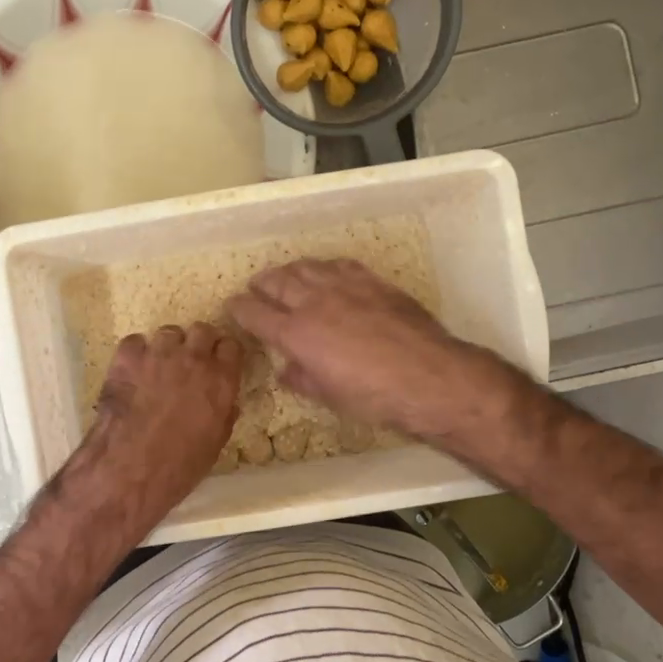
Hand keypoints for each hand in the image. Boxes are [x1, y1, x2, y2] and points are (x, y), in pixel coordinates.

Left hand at [72, 323, 242, 526]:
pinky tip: (132, 371)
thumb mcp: (215, 443)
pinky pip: (134, 342)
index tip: (218, 364)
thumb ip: (224, 414)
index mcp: (221, 380)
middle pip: (202, 330)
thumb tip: (227, 402)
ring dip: (168, 347)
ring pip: (169, 332)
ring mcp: (158, 355)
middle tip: (189, 363)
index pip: (231, 346)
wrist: (131, 469)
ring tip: (159, 366)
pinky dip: (135, 353)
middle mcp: (193, 359)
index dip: (224, 354)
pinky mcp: (127, 358)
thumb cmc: (180, 465)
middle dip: (198, 343)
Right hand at [226, 259, 492, 438]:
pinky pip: (340, 265)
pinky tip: (326, 272)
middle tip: (255, 287)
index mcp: (296, 334)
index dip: (240, 309)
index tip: (233, 306)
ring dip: (290, 271)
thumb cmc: (374, 396)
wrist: (428, 376)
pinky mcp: (372, 282)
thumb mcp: (330, 396)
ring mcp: (345, 287)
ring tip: (285, 275)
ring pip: (307, 268)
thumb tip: (287, 370)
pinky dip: (325, 267)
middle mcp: (314, 303)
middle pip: (277, 283)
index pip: (256, 314)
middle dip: (261, 284)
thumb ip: (303, 378)